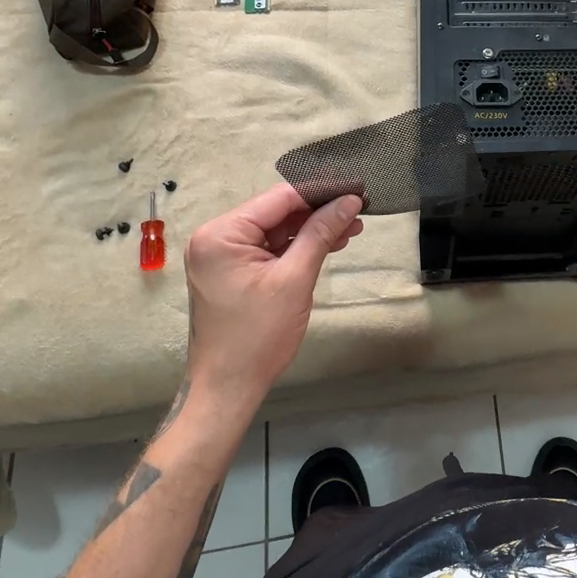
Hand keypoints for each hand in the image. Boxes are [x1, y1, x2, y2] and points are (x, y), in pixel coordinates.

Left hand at [181, 184, 364, 394]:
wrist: (229, 389)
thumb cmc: (259, 335)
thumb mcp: (295, 279)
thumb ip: (321, 233)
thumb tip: (349, 200)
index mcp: (222, 233)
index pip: (279, 198)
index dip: (320, 191)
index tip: (356, 188)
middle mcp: (216, 237)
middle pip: (278, 212)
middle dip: (319, 211)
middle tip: (360, 208)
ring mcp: (223, 255)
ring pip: (277, 230)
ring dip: (313, 229)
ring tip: (353, 227)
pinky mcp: (233, 272)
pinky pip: (270, 248)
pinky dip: (298, 247)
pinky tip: (330, 243)